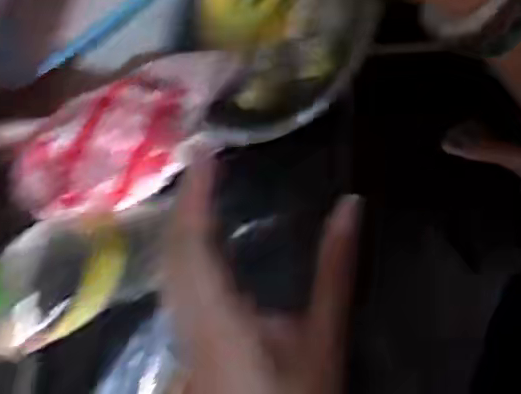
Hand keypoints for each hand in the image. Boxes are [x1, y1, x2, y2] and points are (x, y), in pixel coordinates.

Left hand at [162, 156, 360, 393]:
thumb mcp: (325, 342)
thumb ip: (334, 272)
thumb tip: (350, 204)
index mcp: (218, 328)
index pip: (193, 253)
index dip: (195, 200)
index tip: (203, 154)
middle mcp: (184, 341)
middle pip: (170, 265)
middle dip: (183, 209)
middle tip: (204, 161)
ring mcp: (177, 357)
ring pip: (170, 285)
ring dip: (184, 235)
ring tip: (203, 191)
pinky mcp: (184, 366)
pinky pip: (180, 303)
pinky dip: (191, 263)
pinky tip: (208, 248)